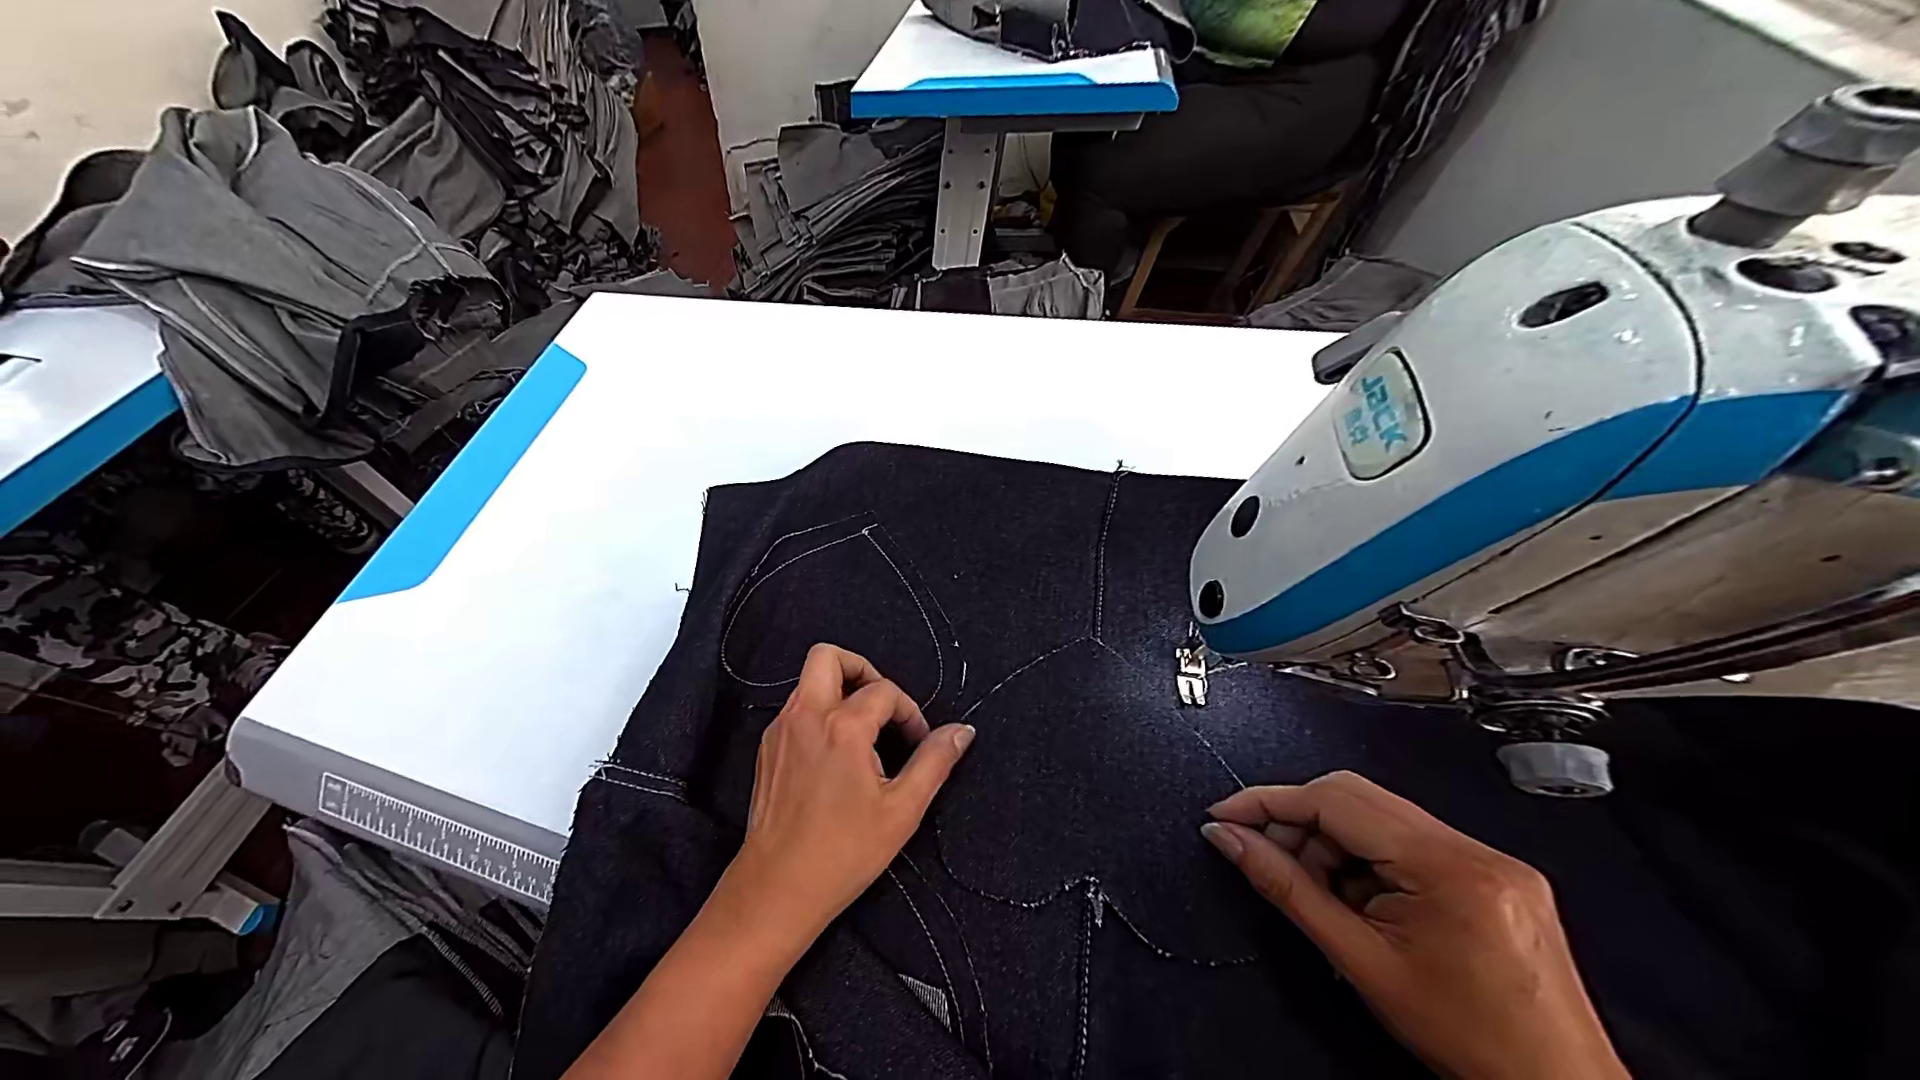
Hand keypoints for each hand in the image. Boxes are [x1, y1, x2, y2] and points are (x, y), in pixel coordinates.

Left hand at [715, 643, 974, 943]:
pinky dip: (820, 713)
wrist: (776, 889)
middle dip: (862, 668)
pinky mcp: (766, 748)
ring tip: (864, 730)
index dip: (910, 711)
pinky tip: (836, 752)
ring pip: (808, 680)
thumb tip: (962, 731)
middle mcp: (806, 718)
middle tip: (882, 703)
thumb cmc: (842, 853)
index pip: (884, 691)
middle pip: (829, 656)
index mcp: (842, 728)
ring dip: (840, 689)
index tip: (918, 740)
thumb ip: (935, 761)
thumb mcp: (902, 809)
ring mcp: (780, 730)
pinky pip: (796, 708)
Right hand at [1203, 772, 1628, 1079]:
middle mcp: (1475, 849)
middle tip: (1263, 851)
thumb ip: (1287, 889)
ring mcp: (1489, 858)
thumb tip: (1230, 840)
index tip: (1226, 814)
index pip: (1335, 802)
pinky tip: (1356, 896)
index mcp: (1449, 868)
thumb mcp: (1360, 961)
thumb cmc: (1469, 1041)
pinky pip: (1407, 838)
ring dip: (1331, 841)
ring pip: (1378, 815)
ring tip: (1320, 893)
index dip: (1270, 802)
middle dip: (1299, 821)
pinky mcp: (1492, 871)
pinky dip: (1365, 857)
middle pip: (1355, 798)